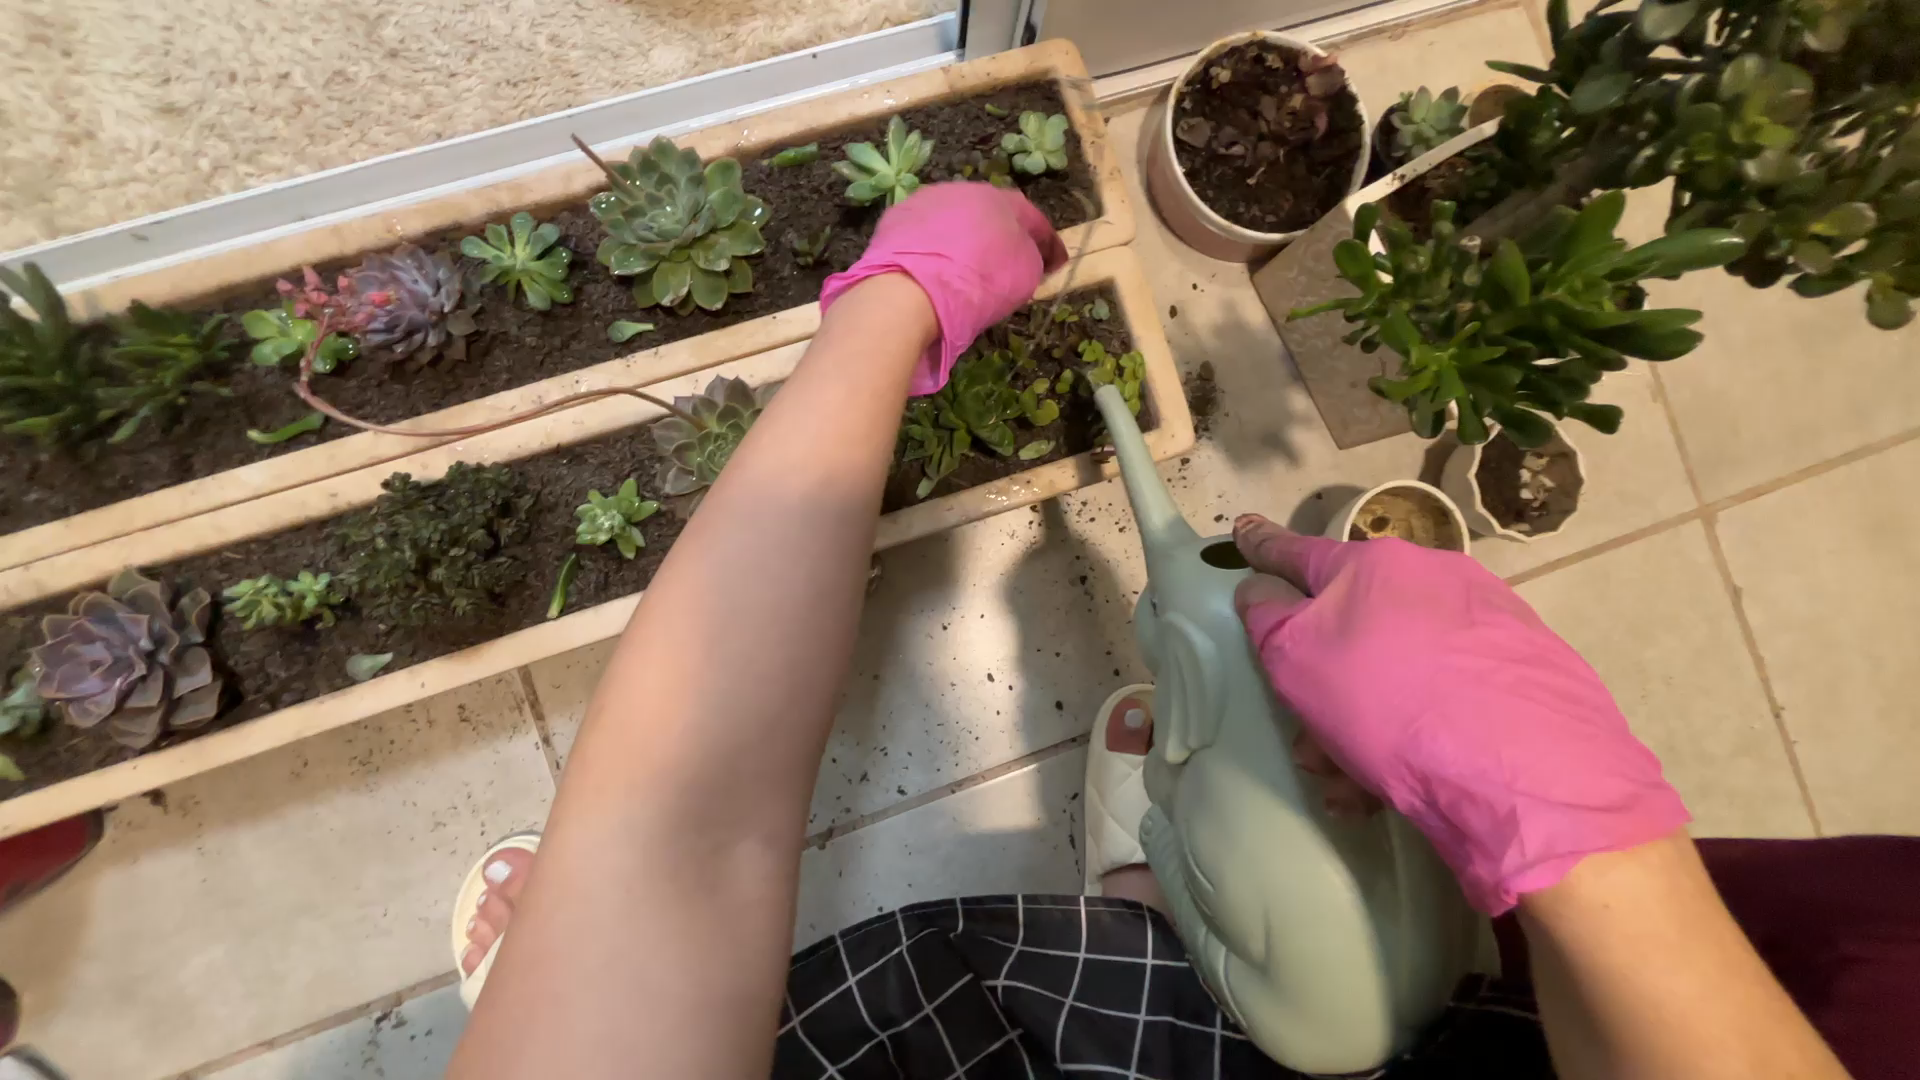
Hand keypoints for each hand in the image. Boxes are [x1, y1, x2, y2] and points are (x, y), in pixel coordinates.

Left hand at [820, 183, 1067, 394]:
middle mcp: (962, 190)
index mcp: (1001, 199)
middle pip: (990, 214)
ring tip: (966, 273)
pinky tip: (934, 275)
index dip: (1046, 244)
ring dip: (965, 243)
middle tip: (1007, 267)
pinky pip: (924, 238)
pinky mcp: (893, 223)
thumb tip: (1031, 254)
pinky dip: (934, 253)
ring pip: (954, 223)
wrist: (908, 292)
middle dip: (1002, 237)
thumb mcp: (1025, 274)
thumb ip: (1034, 257)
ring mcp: (924, 203)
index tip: (1055, 266)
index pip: (1033, 218)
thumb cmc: (979, 284)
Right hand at [1229, 514, 1689, 913]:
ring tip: (1345, 780)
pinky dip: (1404, 728)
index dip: (1261, 545)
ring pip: (1388, 666)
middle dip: (1316, 678)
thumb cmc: (1384, 699)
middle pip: (1346, 624)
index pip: (1296, 550)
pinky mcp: (1521, 672)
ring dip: (1353, 718)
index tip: (1242, 528)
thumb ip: (1264, 614)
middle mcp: (1430, 581)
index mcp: (1373, 566)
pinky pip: (1437, 691)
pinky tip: (1390, 784)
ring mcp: (1482, 624)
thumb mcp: (1294, 657)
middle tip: (1303, 732)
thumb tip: (1260, 586)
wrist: (1525, 774)